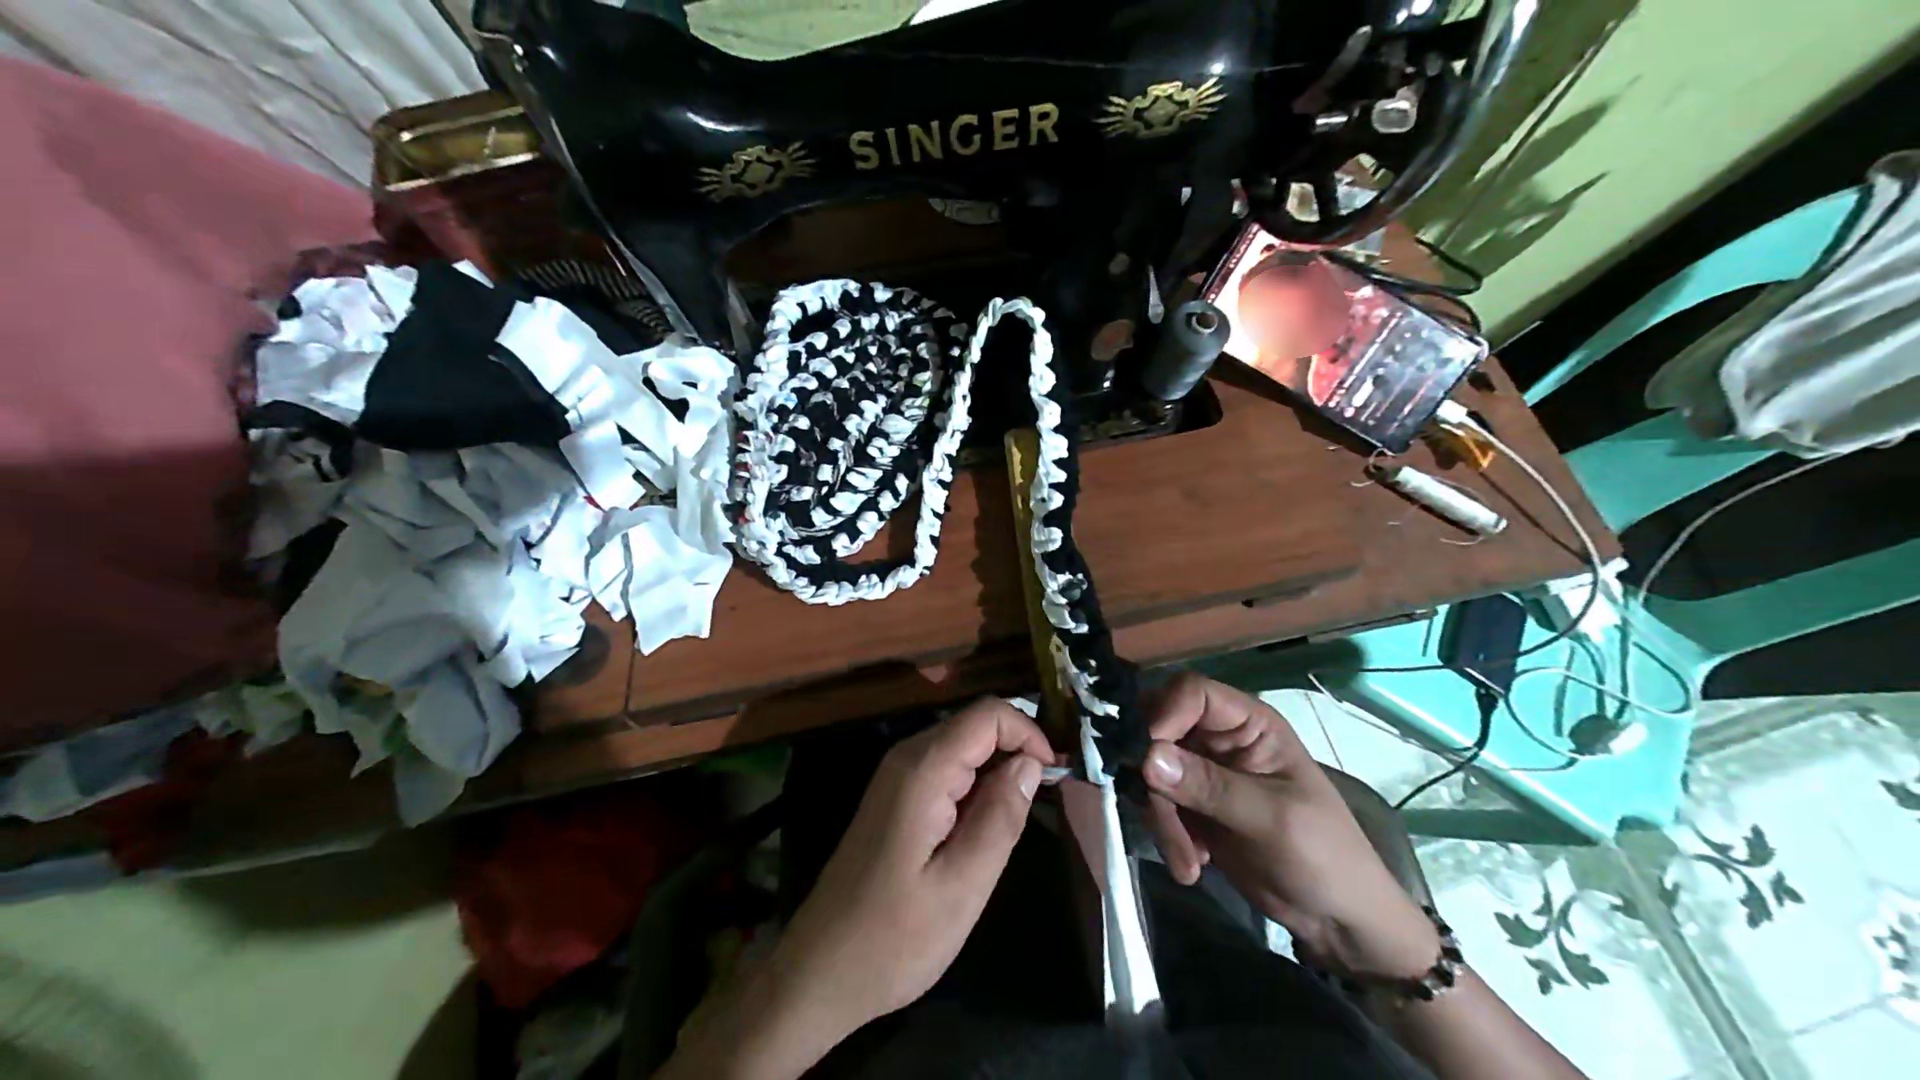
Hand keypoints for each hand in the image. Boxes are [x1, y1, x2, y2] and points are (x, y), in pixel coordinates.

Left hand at [662, 699, 1056, 1078]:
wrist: (821, 970)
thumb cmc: (894, 938)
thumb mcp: (962, 886)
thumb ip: (1001, 817)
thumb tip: (1031, 762)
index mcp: (922, 770)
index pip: (988, 714)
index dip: (1029, 733)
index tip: (1056, 776)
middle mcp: (907, 758)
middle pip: (975, 725)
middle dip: (1017, 750)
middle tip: (1045, 802)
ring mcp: (896, 777)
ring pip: (963, 746)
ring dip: (999, 770)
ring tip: (1018, 820)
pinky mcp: (895, 798)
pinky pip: (947, 770)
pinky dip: (976, 786)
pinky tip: (983, 829)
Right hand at [1141, 673, 1438, 981]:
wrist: (1336, 919)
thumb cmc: (1323, 856)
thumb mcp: (1270, 818)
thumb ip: (1209, 785)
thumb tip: (1147, 757)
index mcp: (1248, 723)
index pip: (1190, 692)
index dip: (1163, 715)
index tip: (1145, 759)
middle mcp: (1218, 737)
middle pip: (1159, 729)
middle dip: (1152, 776)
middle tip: (1159, 817)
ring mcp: (1200, 771)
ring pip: (1150, 771)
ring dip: (1160, 816)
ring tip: (1189, 863)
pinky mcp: (1188, 804)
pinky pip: (1154, 803)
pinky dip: (1164, 833)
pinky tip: (1191, 864)